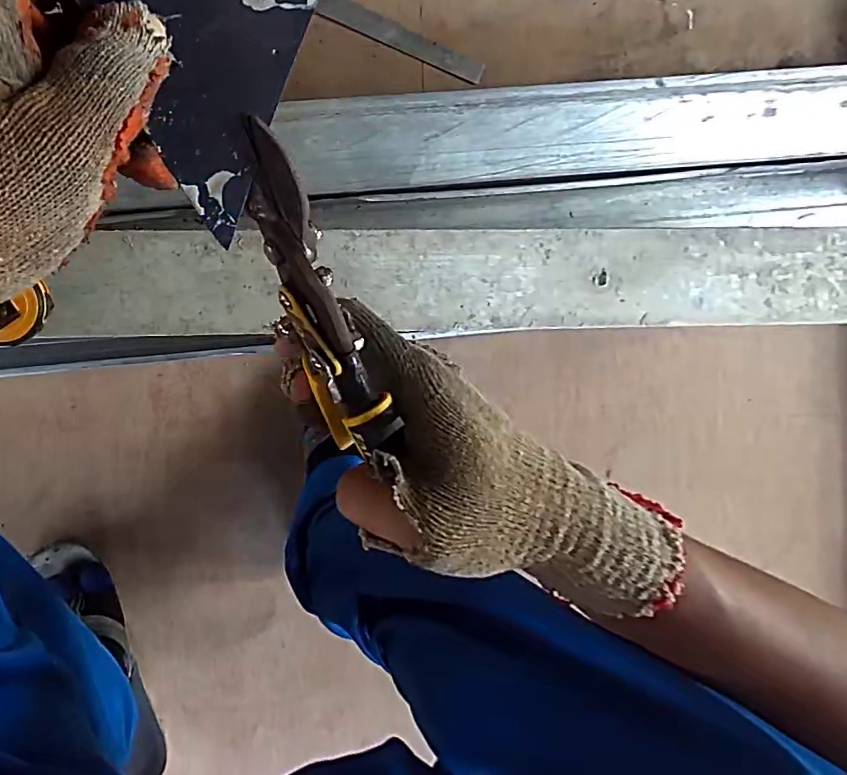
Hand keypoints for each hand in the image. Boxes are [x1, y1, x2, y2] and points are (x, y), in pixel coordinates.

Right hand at [295, 299, 684, 617]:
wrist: (560, 520)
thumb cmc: (491, 514)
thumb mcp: (419, 523)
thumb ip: (361, 499)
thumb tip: (343, 477)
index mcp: (413, 378)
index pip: (350, 324)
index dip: (310, 331)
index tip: (286, 353)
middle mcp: (419, 370)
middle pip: (349, 344)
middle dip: (314, 362)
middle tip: (295, 394)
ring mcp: (427, 386)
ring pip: (363, 368)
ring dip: (332, 385)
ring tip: (312, 411)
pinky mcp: (433, 406)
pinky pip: (380, 389)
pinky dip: (353, 401)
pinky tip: (344, 430)